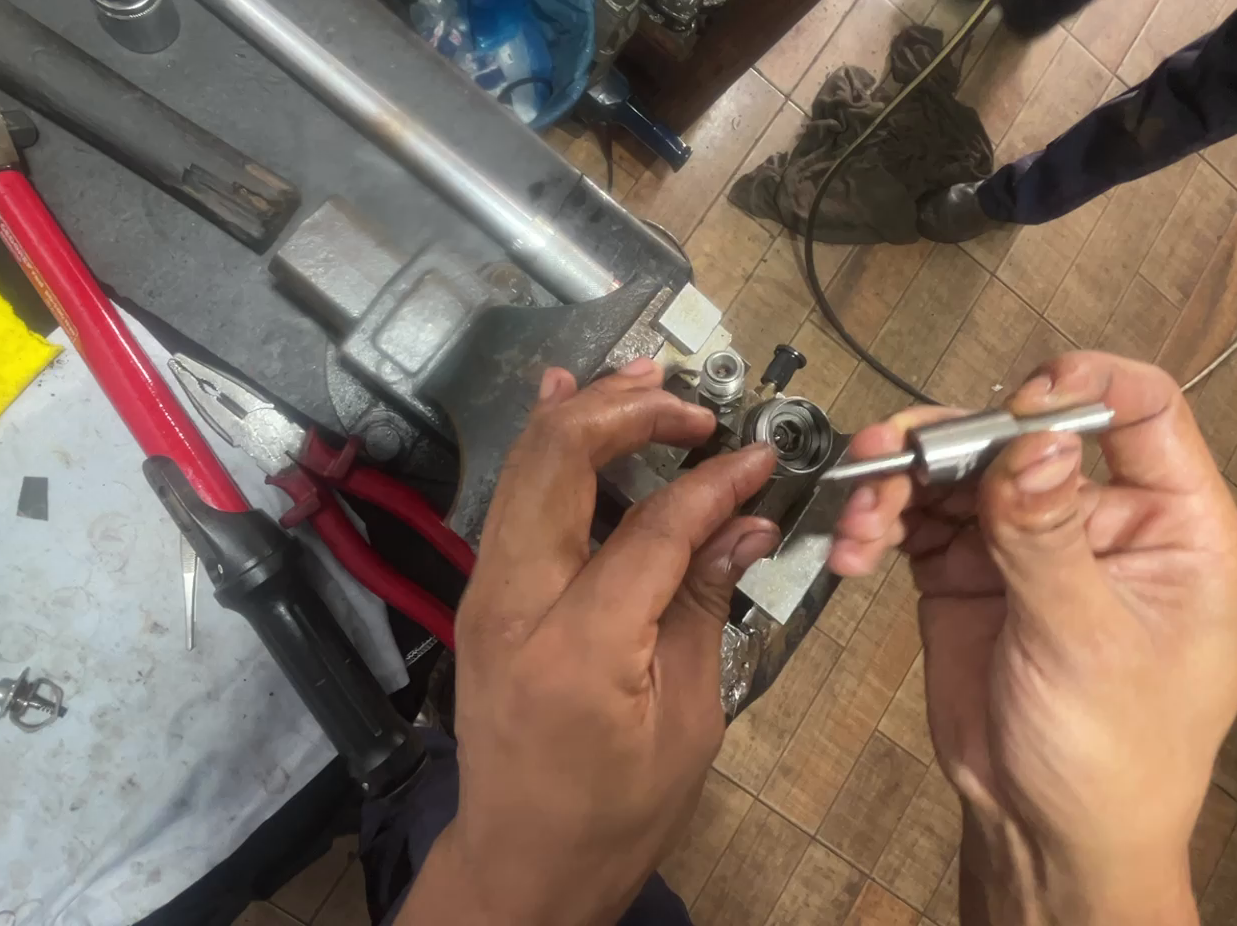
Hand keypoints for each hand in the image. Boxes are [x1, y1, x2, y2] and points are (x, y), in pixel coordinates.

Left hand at [397, 359, 779, 925]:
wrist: (519, 856)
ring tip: (641, 379)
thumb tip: (746, 522)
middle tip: (689, 405)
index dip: (712, 483)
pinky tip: (565, 401)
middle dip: (627, 411)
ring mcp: (484, 587)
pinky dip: (543, 441)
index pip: (652, 528)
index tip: (756, 456)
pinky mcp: (480, 587)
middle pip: (559, 461)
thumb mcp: (687, 717)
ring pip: (525, 463)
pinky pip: (511, 493)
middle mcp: (513, 598)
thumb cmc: (615, 810)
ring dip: (583, 410)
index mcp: (578, 645)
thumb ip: (703, 602)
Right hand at [829, 352, 1236, 924]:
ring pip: (945, 468)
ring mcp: (1013, 537)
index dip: (1080, 389)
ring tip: (860, 523)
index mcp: (1165, 528)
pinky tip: (855, 555)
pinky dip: (873, 524)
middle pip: (1010, 432)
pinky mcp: (956, 563)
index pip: (1140, 413)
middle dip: (942, 442)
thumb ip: (1050, 536)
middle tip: (887, 461)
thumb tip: (1033, 438)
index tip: (1014, 406)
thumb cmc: (1110, 752)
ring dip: (890, 483)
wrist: (1035, 823)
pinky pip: (907, 516)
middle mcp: (1086, 517)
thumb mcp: (1087, 641)